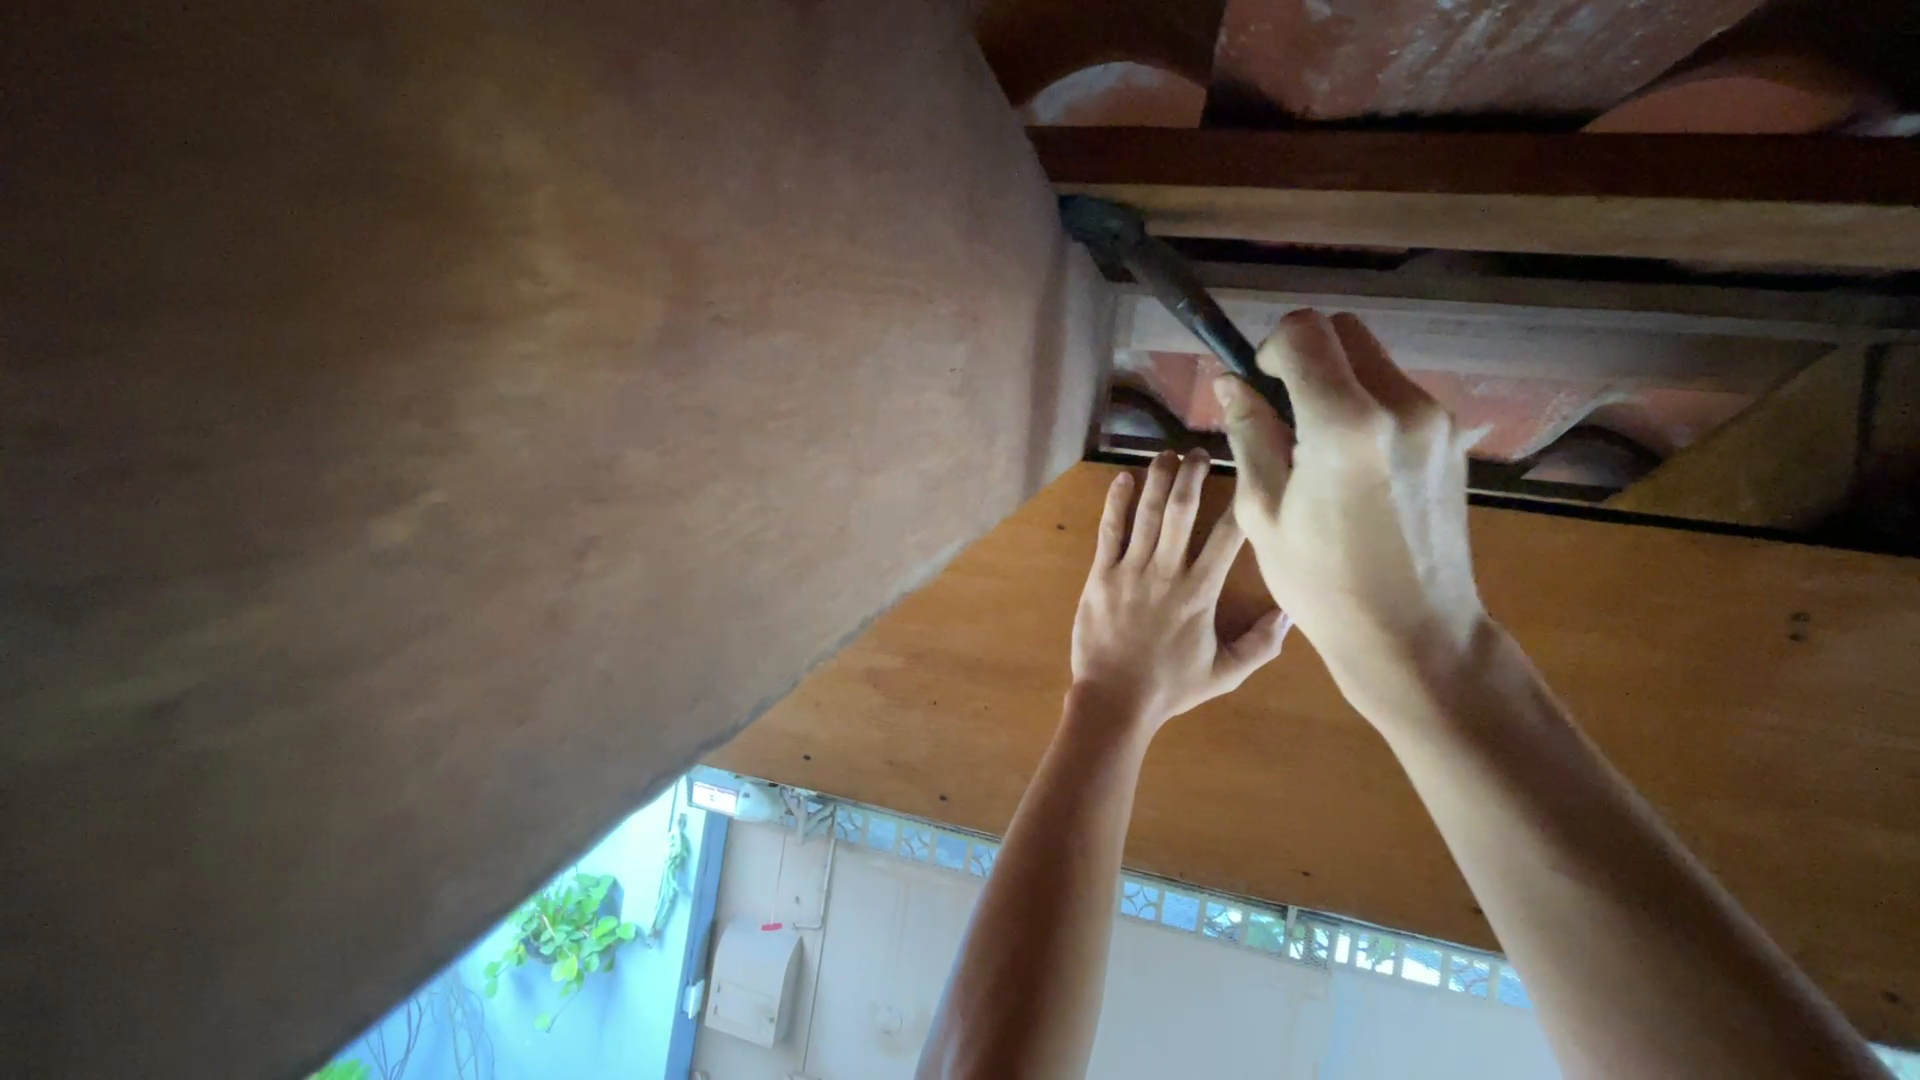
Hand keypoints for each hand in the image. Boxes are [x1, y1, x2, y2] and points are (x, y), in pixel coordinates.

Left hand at [1071, 449, 1288, 729]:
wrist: (1114, 700)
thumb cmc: (1170, 687)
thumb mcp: (1225, 673)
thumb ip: (1261, 645)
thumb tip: (1291, 614)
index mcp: (1201, 592)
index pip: (1229, 536)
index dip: (1240, 500)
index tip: (1250, 472)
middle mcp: (1167, 572)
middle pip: (1183, 511)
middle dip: (1193, 475)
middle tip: (1199, 451)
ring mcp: (1131, 571)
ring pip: (1147, 514)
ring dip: (1157, 480)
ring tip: (1166, 455)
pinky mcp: (1100, 576)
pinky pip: (1108, 532)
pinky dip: (1116, 503)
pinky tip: (1122, 480)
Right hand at [1213, 310, 1488, 724]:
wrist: (1414, 633)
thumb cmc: (1322, 584)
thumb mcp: (1262, 511)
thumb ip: (1250, 433)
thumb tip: (1231, 382)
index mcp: (1346, 425)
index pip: (1305, 332)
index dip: (1270, 347)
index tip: (1259, 385)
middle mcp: (1401, 406)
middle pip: (1345, 331)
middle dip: (1304, 354)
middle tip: (1281, 410)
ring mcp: (1436, 420)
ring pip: (1373, 360)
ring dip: (1335, 381)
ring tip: (1315, 447)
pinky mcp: (1451, 438)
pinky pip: (1396, 393)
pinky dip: (1364, 405)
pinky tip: (1351, 466)